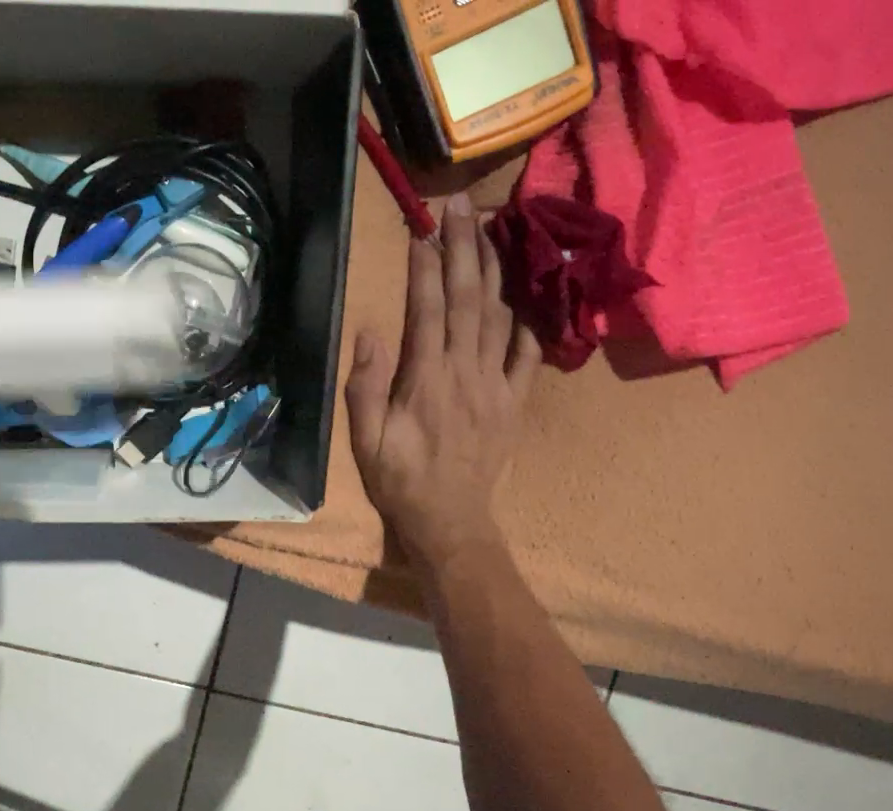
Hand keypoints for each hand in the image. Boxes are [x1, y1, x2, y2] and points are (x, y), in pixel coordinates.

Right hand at [347, 194, 542, 575]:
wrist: (450, 522)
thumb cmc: (399, 482)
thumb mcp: (366, 442)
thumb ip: (366, 388)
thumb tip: (370, 332)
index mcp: (427, 380)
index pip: (428, 309)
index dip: (425, 266)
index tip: (422, 228)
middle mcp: (467, 372)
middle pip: (469, 298)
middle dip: (464, 247)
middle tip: (460, 205)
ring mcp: (496, 386)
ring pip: (500, 316)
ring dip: (493, 271)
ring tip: (488, 232)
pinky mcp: (514, 402)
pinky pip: (526, 355)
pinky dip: (525, 323)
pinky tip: (520, 300)